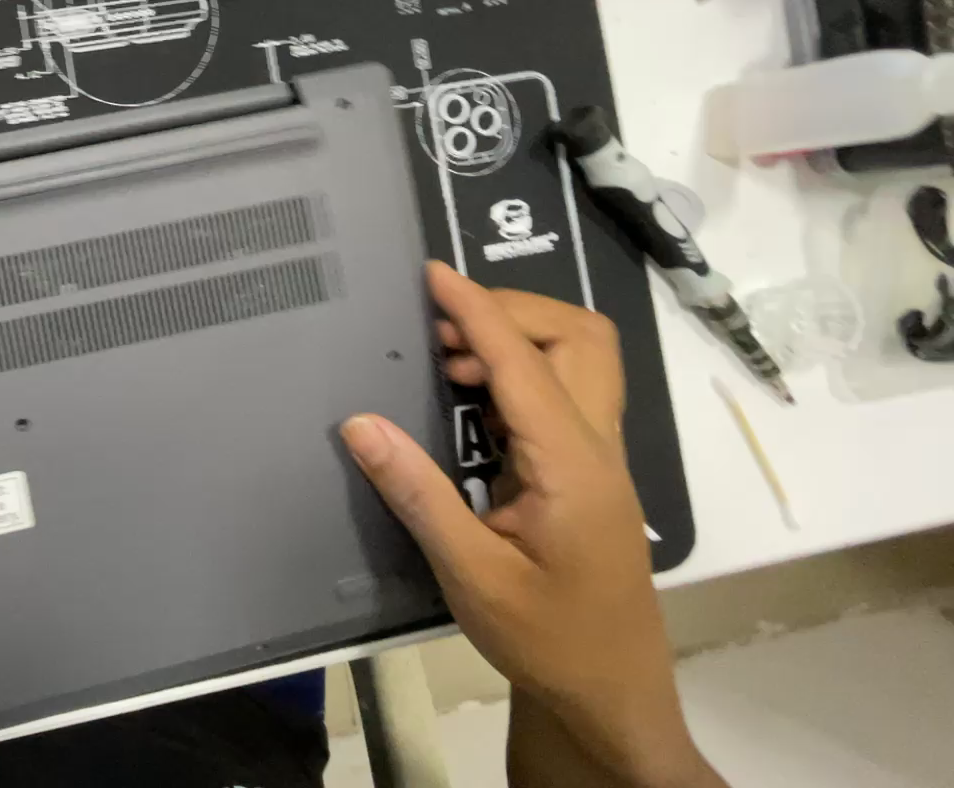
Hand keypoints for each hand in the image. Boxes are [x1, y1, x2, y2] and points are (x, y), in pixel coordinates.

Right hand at [341, 262, 721, 787]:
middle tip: (442, 325)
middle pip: (582, 340)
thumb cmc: (546, 637)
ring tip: (443, 359)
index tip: (433, 274)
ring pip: (578, 362)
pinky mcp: (584, 472)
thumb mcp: (470, 571)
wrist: (610, 696)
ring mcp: (596, 459)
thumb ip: (416, 492)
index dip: (477, 310)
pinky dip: (511, 372)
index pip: (523, 363)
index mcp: (571, 466)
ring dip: (514, 339)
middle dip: (514, 310)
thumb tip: (359, 423)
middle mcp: (595, 448)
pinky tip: (466, 400)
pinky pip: (558, 393)